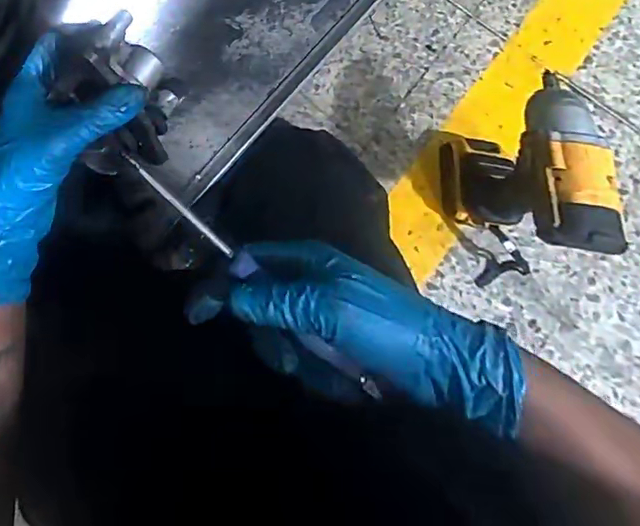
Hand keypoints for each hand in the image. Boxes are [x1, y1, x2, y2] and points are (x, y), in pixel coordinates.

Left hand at [0, 33, 144, 304]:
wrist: (5, 223)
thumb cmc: (21, 169)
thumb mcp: (62, 137)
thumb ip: (100, 113)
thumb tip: (138, 93)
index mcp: (28, 86)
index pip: (51, 45)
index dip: (78, 33)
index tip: (110, 31)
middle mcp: (39, 99)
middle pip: (73, 71)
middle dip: (103, 67)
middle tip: (134, 64)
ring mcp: (50, 123)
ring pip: (84, 99)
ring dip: (110, 97)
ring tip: (140, 93)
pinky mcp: (61, 146)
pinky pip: (89, 124)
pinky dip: (109, 122)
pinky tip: (131, 123)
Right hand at [187, 240, 525, 437]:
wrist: (442, 372)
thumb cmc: (386, 328)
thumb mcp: (328, 309)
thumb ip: (276, 298)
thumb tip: (229, 288)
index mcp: (306, 259)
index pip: (247, 261)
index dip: (222, 283)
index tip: (197, 312)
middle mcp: (308, 282)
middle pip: (257, 304)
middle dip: (271, 334)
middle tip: (292, 356)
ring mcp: (319, 316)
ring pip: (277, 337)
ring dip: (298, 359)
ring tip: (332, 370)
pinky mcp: (330, 347)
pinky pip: (301, 360)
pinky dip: (317, 375)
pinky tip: (344, 380)